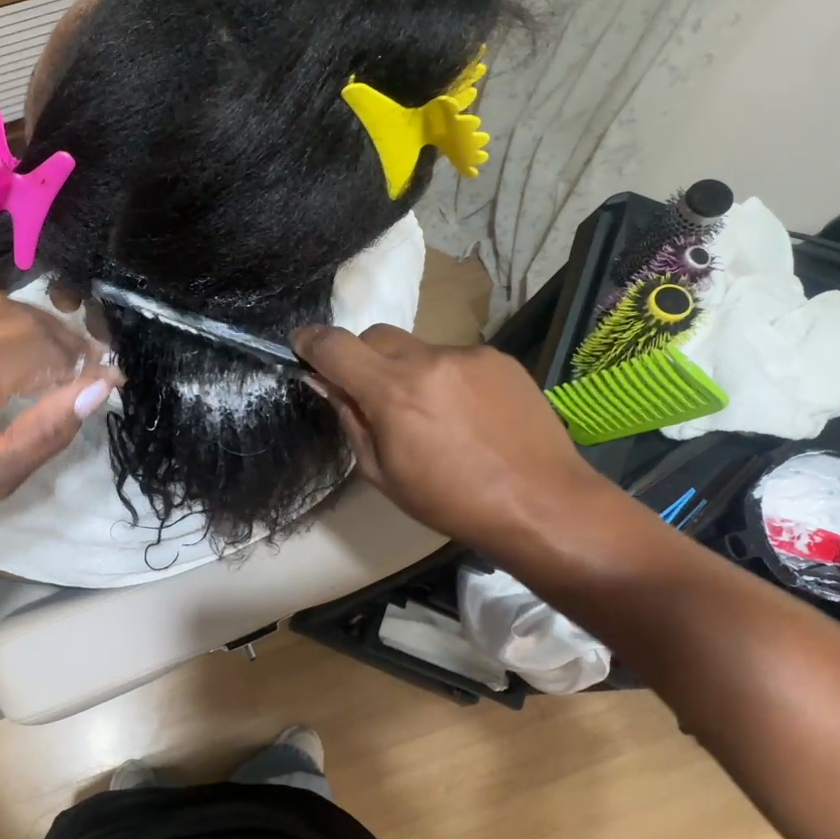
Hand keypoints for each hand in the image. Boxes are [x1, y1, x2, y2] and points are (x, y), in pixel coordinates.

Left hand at [0, 289, 120, 540]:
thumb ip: (49, 429)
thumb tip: (98, 387)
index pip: (41, 350)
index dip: (82, 362)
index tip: (109, 379)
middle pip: (23, 317)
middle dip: (64, 340)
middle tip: (90, 368)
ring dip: (36, 324)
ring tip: (60, 355)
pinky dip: (3, 317)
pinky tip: (19, 342)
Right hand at [292, 324, 613, 546]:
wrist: (539, 502)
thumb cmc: (449, 501)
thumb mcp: (382, 473)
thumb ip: (351, 421)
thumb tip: (327, 385)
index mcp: (393, 392)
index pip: (336, 347)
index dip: (310, 342)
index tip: (300, 345)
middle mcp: (429, 360)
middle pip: (376, 336)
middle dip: (361, 358)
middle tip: (369, 395)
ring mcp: (469, 355)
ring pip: (418, 349)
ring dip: (407, 372)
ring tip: (429, 417)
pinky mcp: (500, 359)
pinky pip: (454, 359)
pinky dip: (444, 378)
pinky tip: (463, 416)